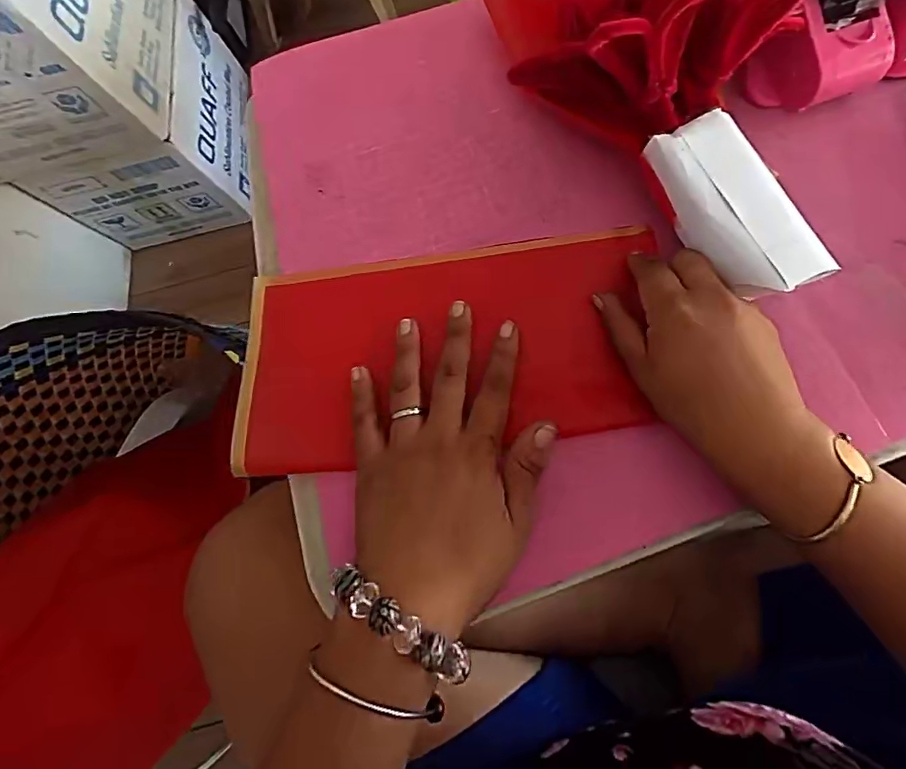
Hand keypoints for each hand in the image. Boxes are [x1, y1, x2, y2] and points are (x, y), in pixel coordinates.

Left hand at [350, 303, 555, 637]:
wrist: (407, 601)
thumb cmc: (470, 564)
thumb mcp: (515, 524)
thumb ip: (527, 470)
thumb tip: (547, 423)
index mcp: (477, 452)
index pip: (495, 393)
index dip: (502, 357)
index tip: (506, 325)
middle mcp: (439, 440)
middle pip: (450, 380)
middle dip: (456, 339)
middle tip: (456, 305)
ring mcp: (401, 451)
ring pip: (405, 392)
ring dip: (408, 354)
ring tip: (406, 322)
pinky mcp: (370, 468)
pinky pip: (363, 425)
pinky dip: (360, 397)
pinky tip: (357, 370)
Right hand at [595, 251, 838, 530]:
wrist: (758, 429)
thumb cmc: (691, 406)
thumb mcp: (643, 371)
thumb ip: (621, 328)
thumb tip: (603, 296)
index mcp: (673, 306)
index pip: (652, 268)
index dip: (639, 263)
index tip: (633, 266)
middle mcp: (708, 295)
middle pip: (687, 258)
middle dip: (670, 265)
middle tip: (661, 287)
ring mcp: (740, 303)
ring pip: (713, 275)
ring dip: (697, 281)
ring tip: (691, 313)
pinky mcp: (763, 317)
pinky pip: (734, 297)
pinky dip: (719, 303)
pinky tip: (719, 335)